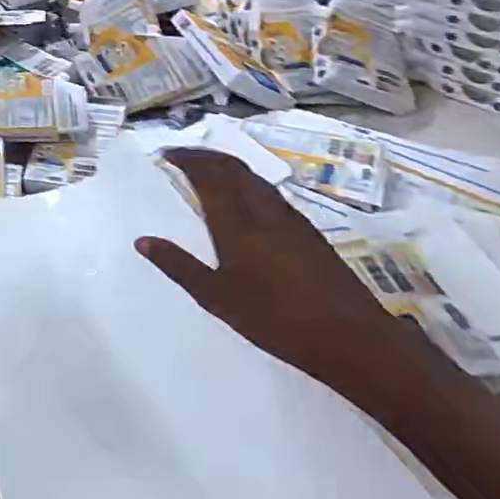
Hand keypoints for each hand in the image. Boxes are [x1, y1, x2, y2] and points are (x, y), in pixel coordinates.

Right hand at [138, 147, 417, 394]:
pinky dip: (251, 186)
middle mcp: (265, 214)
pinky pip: (273, 197)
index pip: (209, 176)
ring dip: (230, 169)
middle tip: (184, 156)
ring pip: (257, 181)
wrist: (356, 343)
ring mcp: (293, 224)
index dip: (187, 160)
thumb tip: (143, 241)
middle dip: (207, 156)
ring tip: (211, 173)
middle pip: (235, 169)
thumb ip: (179, 266)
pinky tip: (249, 205)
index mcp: (238, 225)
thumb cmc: (277, 320)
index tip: (166, 155)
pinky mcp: (312, 237)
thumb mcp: (217, 298)